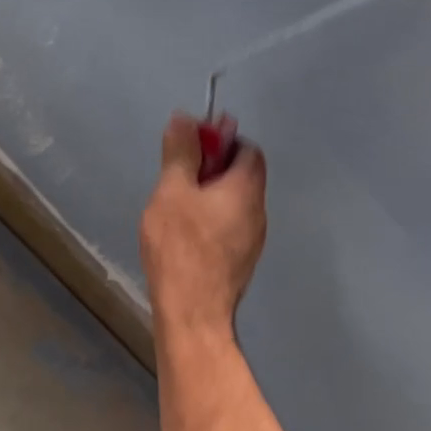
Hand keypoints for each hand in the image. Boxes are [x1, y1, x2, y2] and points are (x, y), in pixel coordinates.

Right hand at [140, 113, 266, 333]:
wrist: (193, 312)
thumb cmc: (181, 247)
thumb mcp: (172, 192)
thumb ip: (181, 154)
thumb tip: (185, 119)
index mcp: (247, 189)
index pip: (247, 149)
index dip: (221, 140)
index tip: (192, 147)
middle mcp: (258, 212)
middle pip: (241, 177)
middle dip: (211, 170)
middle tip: (177, 179)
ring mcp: (253, 241)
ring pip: (234, 205)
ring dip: (209, 198)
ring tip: (175, 209)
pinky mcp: (241, 264)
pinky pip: (228, 229)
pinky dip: (210, 222)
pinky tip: (183, 237)